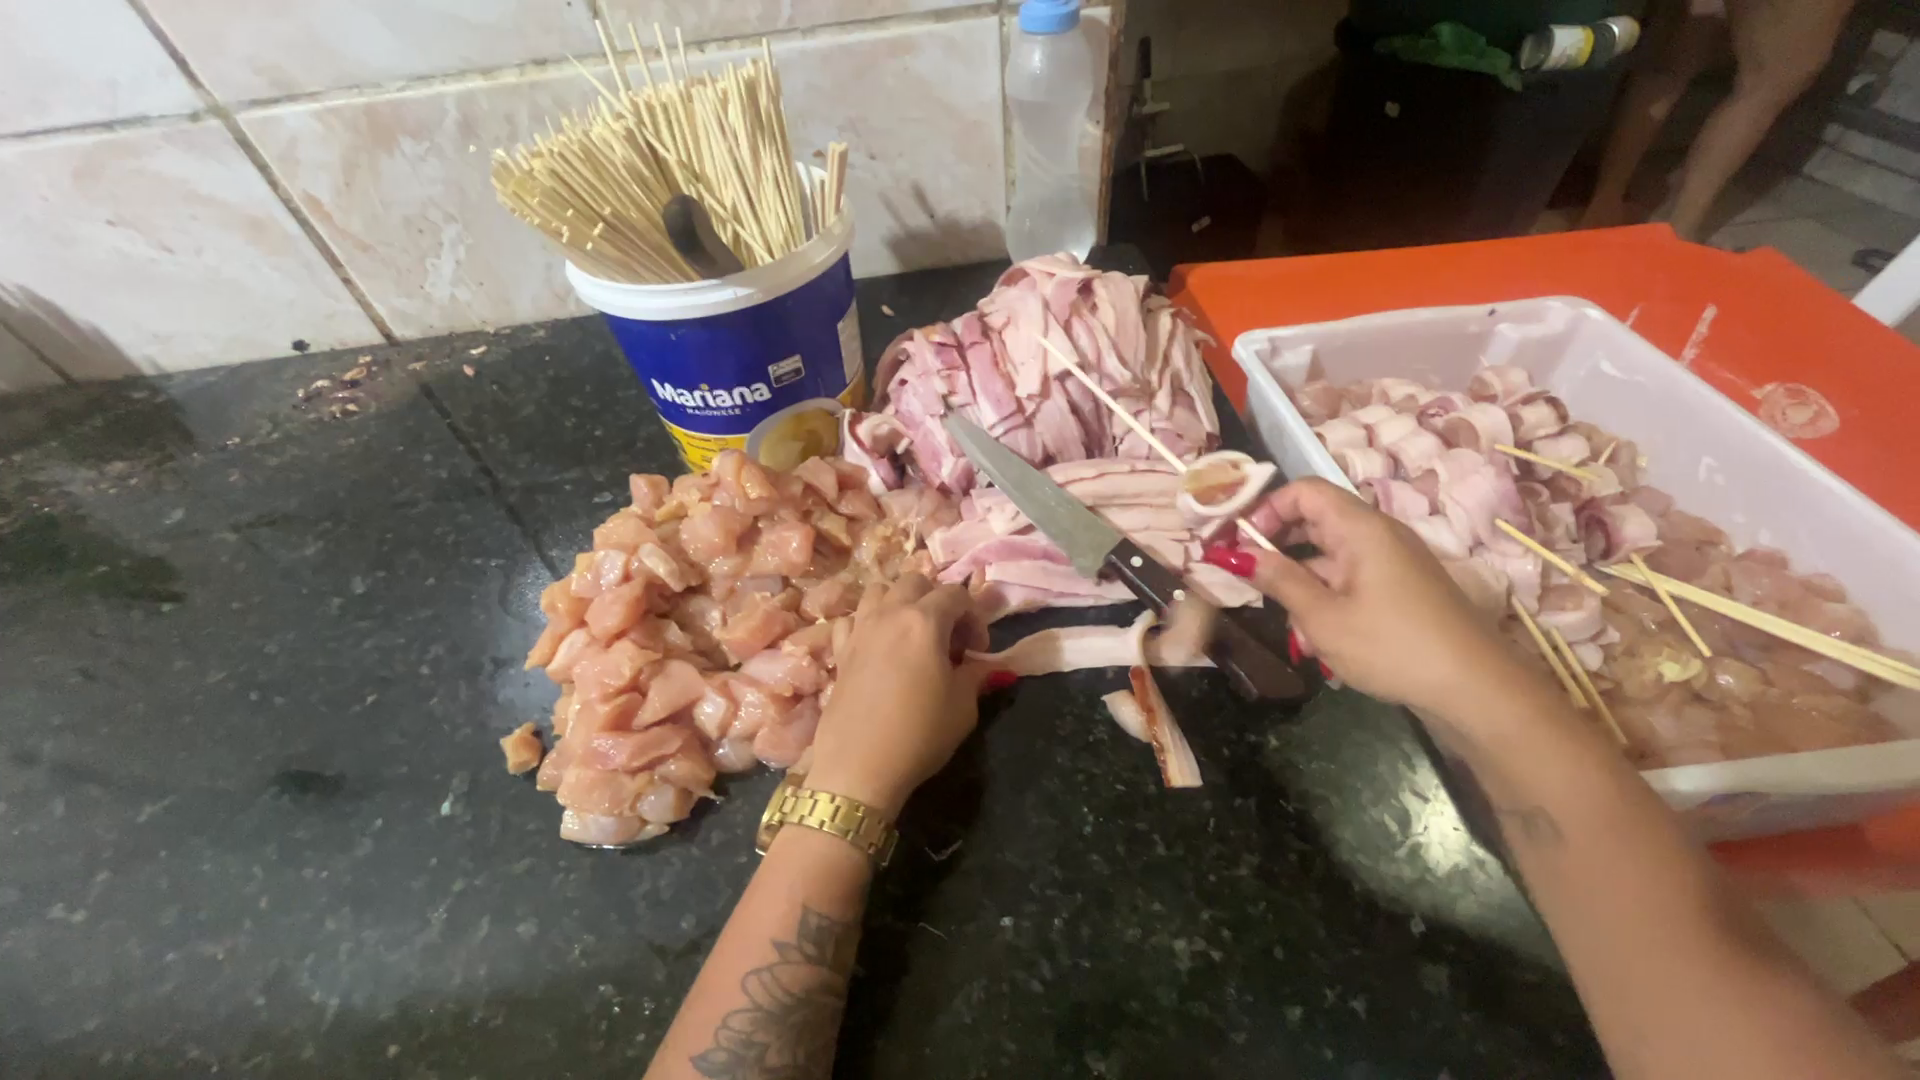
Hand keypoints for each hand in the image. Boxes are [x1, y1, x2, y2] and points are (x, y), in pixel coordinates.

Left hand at [805, 574, 989, 817]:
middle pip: (915, 582)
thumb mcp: (962, 706)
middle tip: (948, 636)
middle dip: (937, 600)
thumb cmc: (919, 734)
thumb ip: (975, 674)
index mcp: (925, 621)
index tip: (979, 648)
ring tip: (912, 634)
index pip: (956, 594)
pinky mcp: (839, 651)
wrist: (859, 767)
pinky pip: (851, 619)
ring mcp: (859, 629)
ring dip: (900, 602)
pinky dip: (867, 623)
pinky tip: (877, 647)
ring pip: (879, 590)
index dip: (974, 616)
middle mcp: (889, 614)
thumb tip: (983, 664)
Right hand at [1218, 478, 1531, 717]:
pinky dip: (1325, 601)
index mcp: (1360, 528)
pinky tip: (1318, 643)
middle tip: (1248, 582)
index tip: (1239, 544)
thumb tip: (1237, 554)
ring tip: (1292, 631)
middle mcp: (1377, 535)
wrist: (1475, 688)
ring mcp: (1390, 562)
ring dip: (1300, 587)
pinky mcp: (1398, 589)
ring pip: (1327, 558)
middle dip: (1277, 551)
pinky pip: (1348, 580)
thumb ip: (1278, 580)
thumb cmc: (1392, 646)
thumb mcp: (1323, 617)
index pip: (1303, 491)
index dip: (1266, 509)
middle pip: (1313, 522)